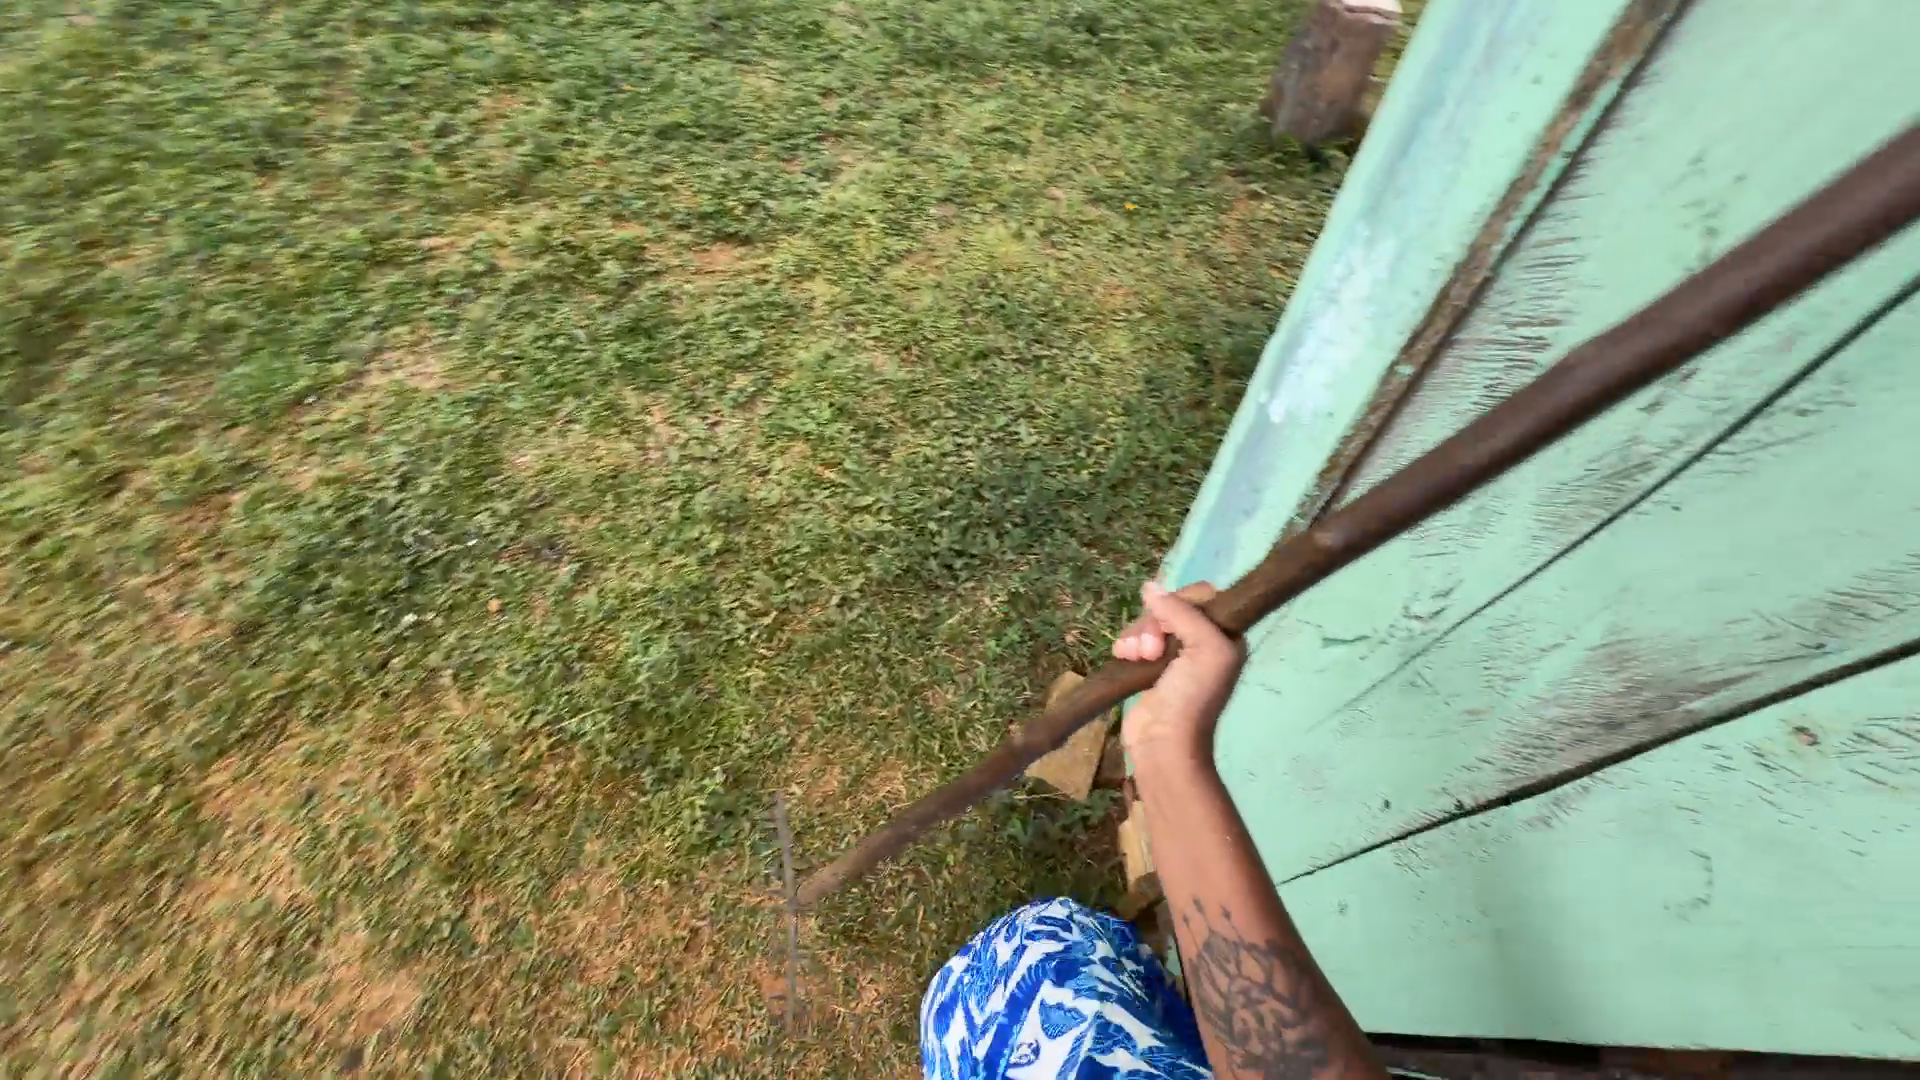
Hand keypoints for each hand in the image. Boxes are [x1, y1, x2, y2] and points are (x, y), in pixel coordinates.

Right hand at [1112, 580, 1243, 759]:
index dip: (1178, 602)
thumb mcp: (1205, 650)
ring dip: (1137, 635)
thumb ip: (1183, 613)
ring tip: (1132, 656)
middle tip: (1148, 650)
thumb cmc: (1192, 697)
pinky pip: (1135, 638)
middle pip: (1170, 607)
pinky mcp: (1149, 665)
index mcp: (1225, 635)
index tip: (1165, 621)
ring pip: (1149, 622)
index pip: (1201, 596)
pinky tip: (1123, 656)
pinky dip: (1127, 643)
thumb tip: (1149, 587)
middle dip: (1153, 624)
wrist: (1164, 742)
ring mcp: (1174, 654)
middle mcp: (1202, 641)